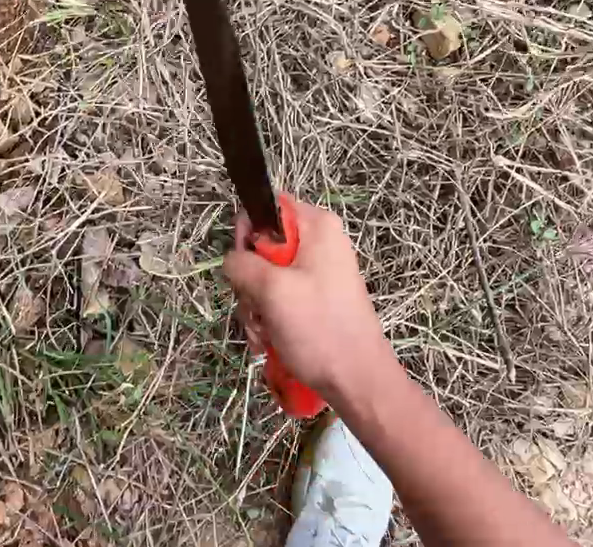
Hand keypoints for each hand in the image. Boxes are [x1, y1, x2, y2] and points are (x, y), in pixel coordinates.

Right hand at [222, 197, 395, 401]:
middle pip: (261, 247)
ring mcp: (317, 273)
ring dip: (256, 307)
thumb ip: (240, 263)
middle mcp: (319, 243)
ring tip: (264, 333)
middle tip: (257, 308)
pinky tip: (270, 341)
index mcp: (317, 226)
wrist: (359, 384)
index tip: (246, 268)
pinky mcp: (315, 299)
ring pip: (265, 277)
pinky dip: (268, 319)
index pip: (266, 208)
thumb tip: (233, 260)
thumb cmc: (320, 328)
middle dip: (250, 283)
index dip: (248, 235)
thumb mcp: (271, 289)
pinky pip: (278, 297)